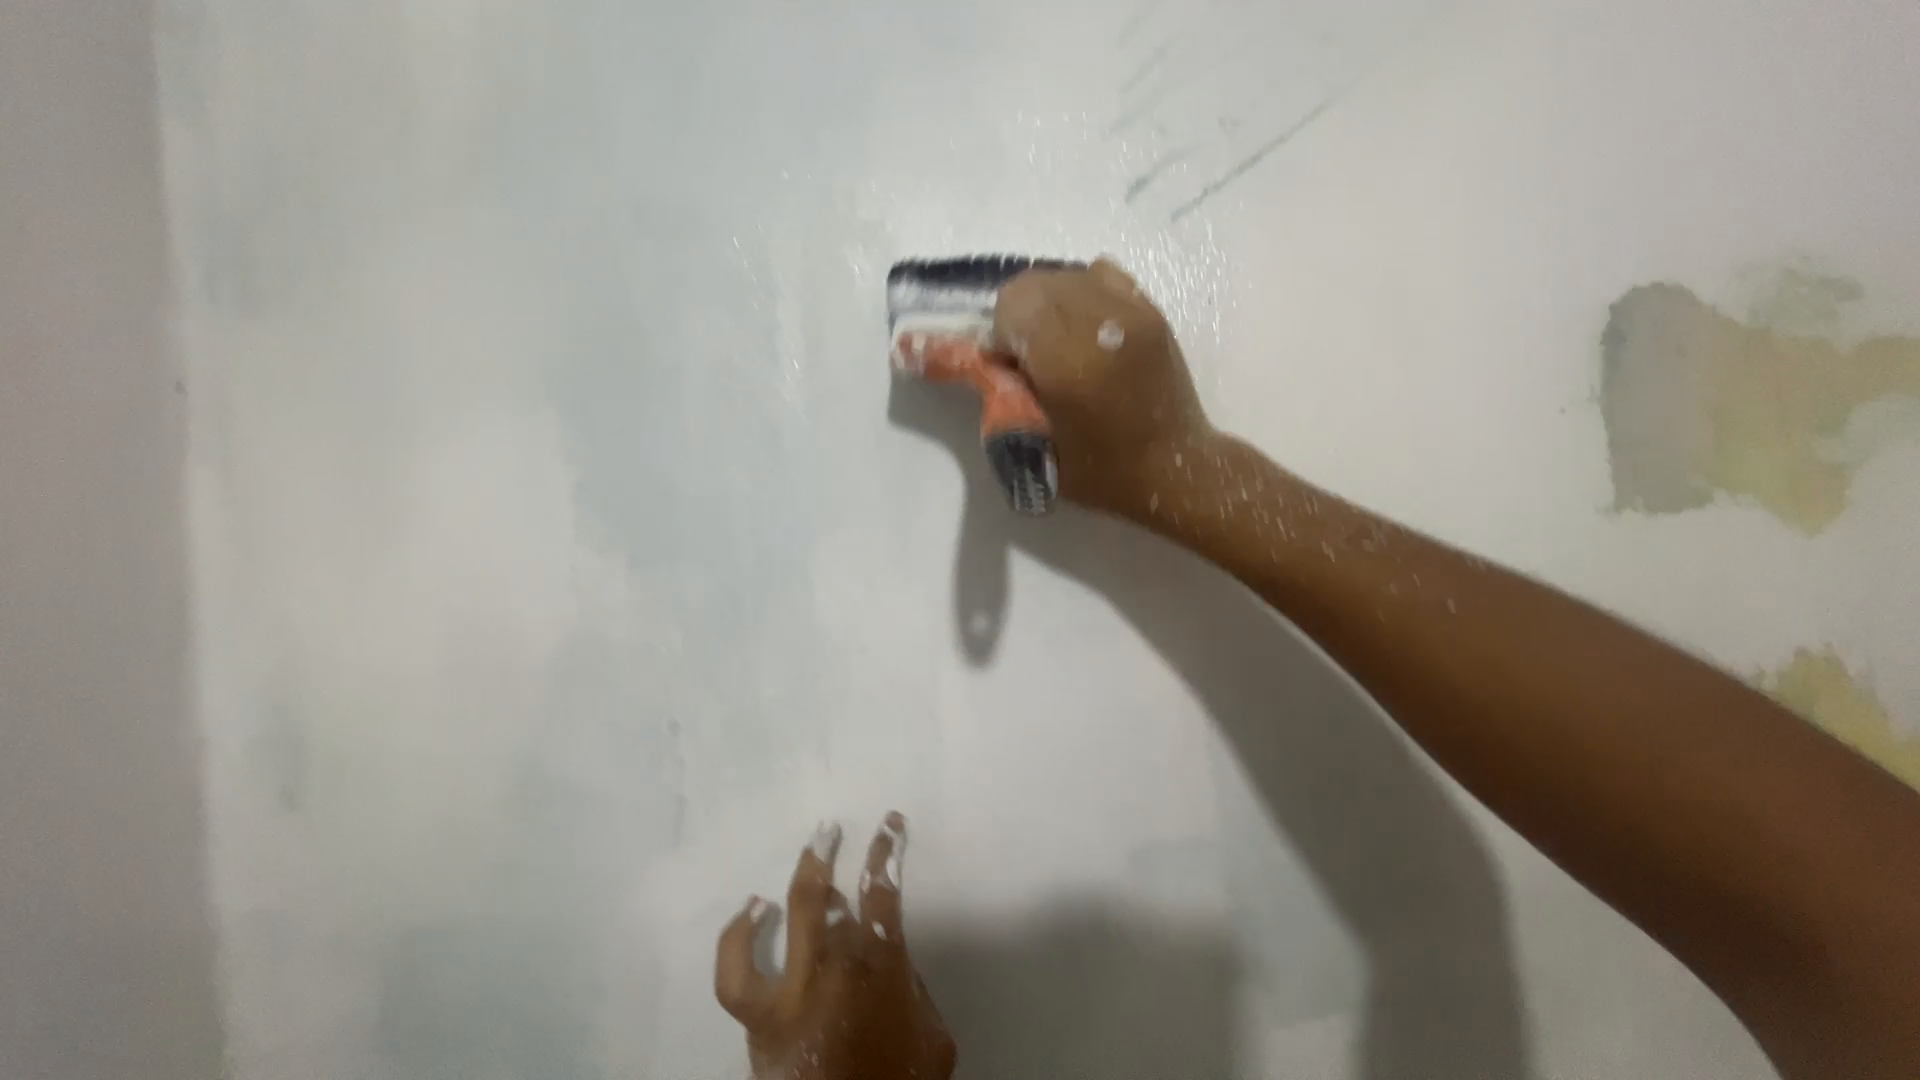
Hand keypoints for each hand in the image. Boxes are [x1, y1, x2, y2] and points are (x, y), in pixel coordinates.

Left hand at [715, 814, 955, 1079]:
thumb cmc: (898, 1078)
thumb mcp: (931, 1032)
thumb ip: (912, 987)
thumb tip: (890, 957)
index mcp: (880, 970)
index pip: (882, 896)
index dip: (886, 853)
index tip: (888, 824)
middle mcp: (833, 972)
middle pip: (828, 899)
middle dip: (827, 857)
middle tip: (828, 829)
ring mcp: (790, 995)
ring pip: (788, 921)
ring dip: (795, 882)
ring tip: (800, 859)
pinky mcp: (759, 1021)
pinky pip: (735, 975)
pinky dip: (737, 938)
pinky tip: (750, 912)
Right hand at [993, 257, 1210, 516]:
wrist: (1175, 469)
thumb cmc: (1101, 470)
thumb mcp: (1035, 446)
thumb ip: (1006, 395)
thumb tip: (993, 358)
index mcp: (1070, 361)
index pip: (1014, 303)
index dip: (1000, 332)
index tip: (1010, 368)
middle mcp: (1102, 322)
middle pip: (1035, 283)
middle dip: (1019, 316)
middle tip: (1030, 358)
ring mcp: (1133, 311)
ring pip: (1066, 275)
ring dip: (1049, 304)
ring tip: (1058, 344)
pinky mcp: (1151, 310)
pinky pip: (1100, 276)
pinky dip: (1081, 295)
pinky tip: (1085, 332)